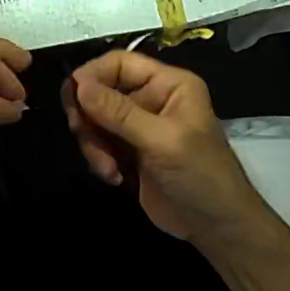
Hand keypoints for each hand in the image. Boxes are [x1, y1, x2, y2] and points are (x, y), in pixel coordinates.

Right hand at [61, 50, 267, 245]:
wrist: (216, 227)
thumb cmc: (200, 176)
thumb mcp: (162, 141)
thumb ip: (119, 113)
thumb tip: (78, 84)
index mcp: (168, 83)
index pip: (119, 63)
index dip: (92, 75)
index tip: (73, 99)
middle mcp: (151, 97)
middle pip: (100, 90)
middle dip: (89, 116)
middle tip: (82, 135)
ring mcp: (138, 125)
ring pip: (94, 118)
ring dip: (93, 144)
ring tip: (108, 169)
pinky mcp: (129, 151)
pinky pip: (98, 142)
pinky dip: (98, 159)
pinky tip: (114, 177)